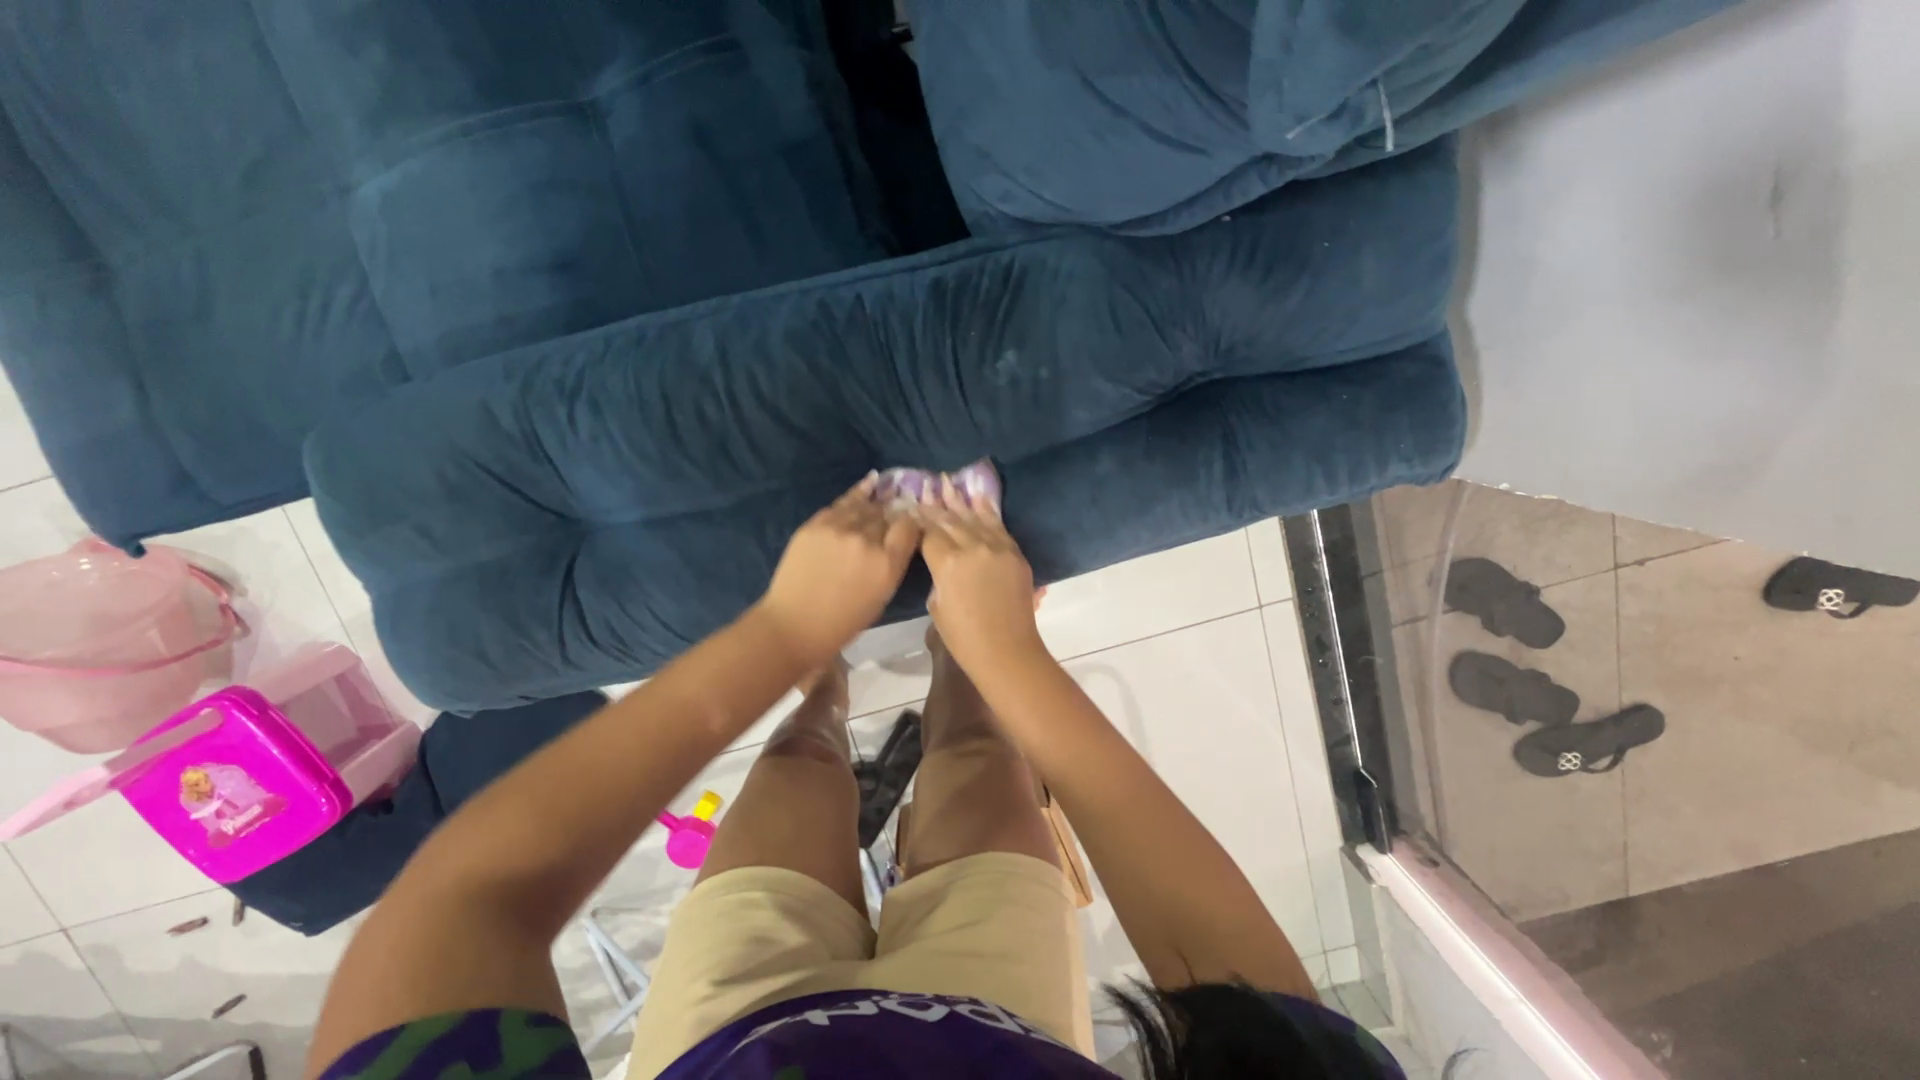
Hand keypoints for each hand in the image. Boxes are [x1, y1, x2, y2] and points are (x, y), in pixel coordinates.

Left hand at [756, 474, 922, 666]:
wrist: (794, 625)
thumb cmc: (843, 622)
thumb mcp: (882, 597)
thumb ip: (893, 565)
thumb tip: (900, 541)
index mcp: (887, 565)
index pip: (909, 527)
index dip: (911, 525)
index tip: (909, 528)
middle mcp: (866, 541)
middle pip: (887, 515)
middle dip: (891, 517)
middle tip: (891, 521)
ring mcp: (839, 529)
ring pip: (866, 507)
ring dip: (875, 506)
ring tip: (882, 500)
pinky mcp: (816, 524)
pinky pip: (843, 502)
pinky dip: (858, 494)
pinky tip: (870, 483)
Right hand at [916, 475, 1047, 671]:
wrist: (1007, 650)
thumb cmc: (964, 637)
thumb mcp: (936, 605)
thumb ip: (937, 574)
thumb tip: (940, 558)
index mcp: (946, 562)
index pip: (928, 533)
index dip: (917, 522)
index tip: (909, 509)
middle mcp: (972, 546)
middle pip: (949, 520)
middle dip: (935, 504)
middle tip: (925, 485)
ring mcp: (996, 547)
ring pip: (973, 517)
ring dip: (959, 499)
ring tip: (947, 481)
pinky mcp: (1014, 553)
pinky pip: (997, 525)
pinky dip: (986, 510)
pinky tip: (977, 496)